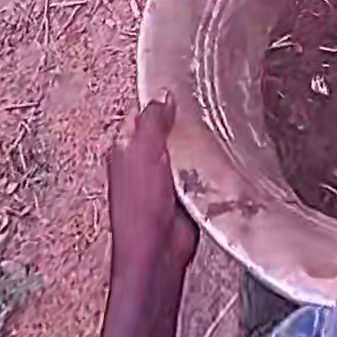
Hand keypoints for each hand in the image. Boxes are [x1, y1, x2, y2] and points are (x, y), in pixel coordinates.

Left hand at [95, 93, 196, 336]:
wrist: (158, 253)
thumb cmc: (141, 208)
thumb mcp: (144, 150)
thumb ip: (154, 120)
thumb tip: (163, 95)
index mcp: (122, 146)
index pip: (141, 111)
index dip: (159, 98)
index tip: (180, 83)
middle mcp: (139, 159)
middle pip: (163, 127)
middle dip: (180, 117)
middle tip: (200, 102)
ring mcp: (160, 176)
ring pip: (180, 145)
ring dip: (193, 139)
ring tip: (210, 123)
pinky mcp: (180, 191)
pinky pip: (194, 166)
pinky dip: (203, 159)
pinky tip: (213, 151)